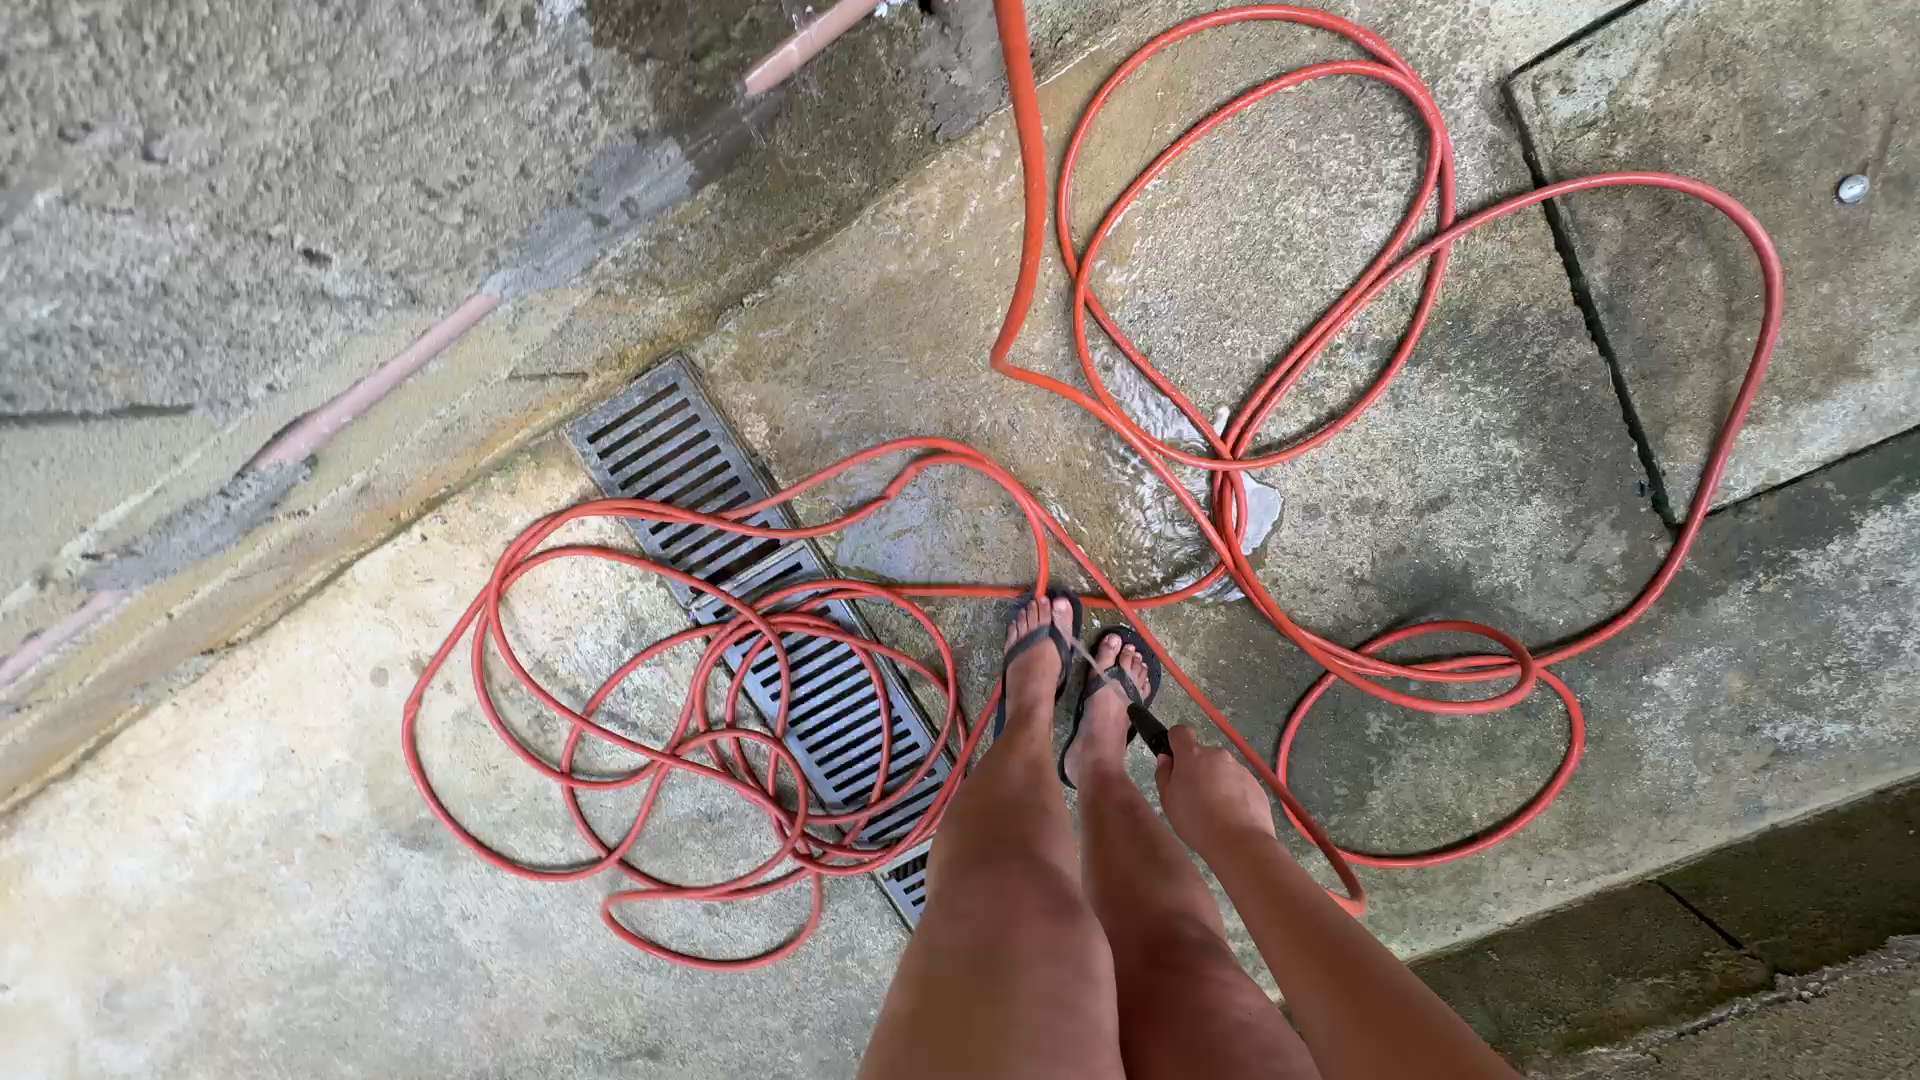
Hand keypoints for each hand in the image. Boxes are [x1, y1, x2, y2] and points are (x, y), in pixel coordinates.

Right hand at [1153, 725, 1276, 852]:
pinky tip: (1232, 816)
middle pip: (1203, 755)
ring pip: (1222, 770)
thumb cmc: (1196, 820)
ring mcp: (1240, 768)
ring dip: (1217, 782)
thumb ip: (1164, 774)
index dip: (1174, 743)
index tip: (1174, 762)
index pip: (1180, 732)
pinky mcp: (1256, 785)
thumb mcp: (1168, 800)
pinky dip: (1234, 794)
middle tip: (1194, 796)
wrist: (1241, 843)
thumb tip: (1166, 759)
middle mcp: (1217, 755)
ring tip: (1216, 811)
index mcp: (1192, 754)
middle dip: (1197, 769)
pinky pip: (1239, 784)